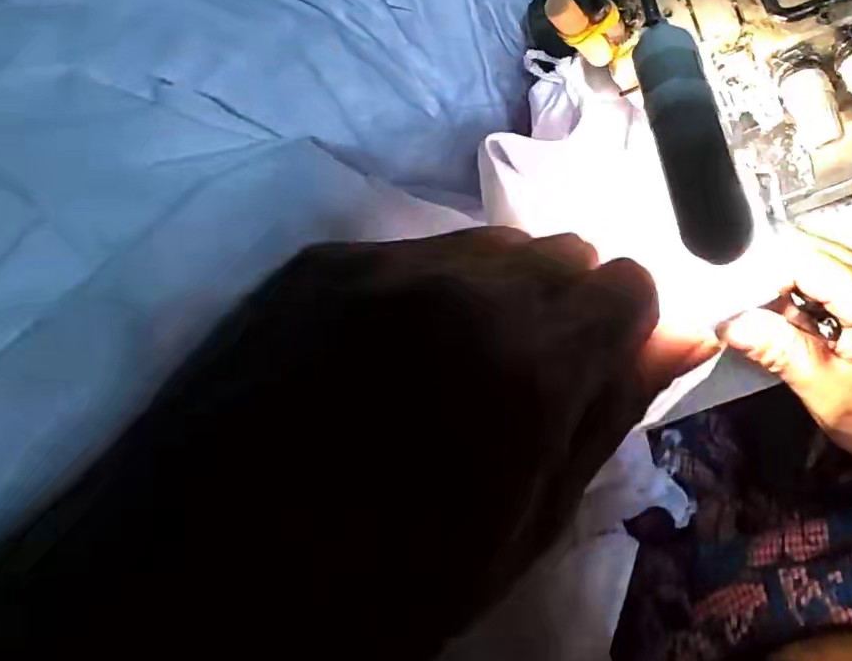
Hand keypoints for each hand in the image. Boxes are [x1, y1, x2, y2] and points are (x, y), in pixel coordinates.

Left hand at [0, 226, 719, 658]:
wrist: (163, 612)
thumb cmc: (376, 596)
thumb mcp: (523, 526)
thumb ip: (611, 412)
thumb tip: (687, 334)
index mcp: (528, 368)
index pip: (631, 282)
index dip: (626, 324)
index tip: (600, 362)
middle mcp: (469, 291)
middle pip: (571, 248)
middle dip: (570, 301)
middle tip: (528, 366)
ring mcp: (388, 266)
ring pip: (502, 239)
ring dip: (508, 285)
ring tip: (461, 351)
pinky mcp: (323, 261)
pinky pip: (424, 248)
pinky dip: (438, 285)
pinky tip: (392, 348)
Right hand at [717, 233, 851, 477]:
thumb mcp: (828, 394)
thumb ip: (779, 352)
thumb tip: (728, 323)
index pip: (796, 259)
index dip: (758, 277)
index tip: (728, 305)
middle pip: (801, 249)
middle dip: (765, 276)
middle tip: (737, 312)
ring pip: (808, 254)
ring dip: (779, 282)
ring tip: (757, 317)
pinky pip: (821, 267)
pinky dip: (797, 287)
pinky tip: (785, 317)